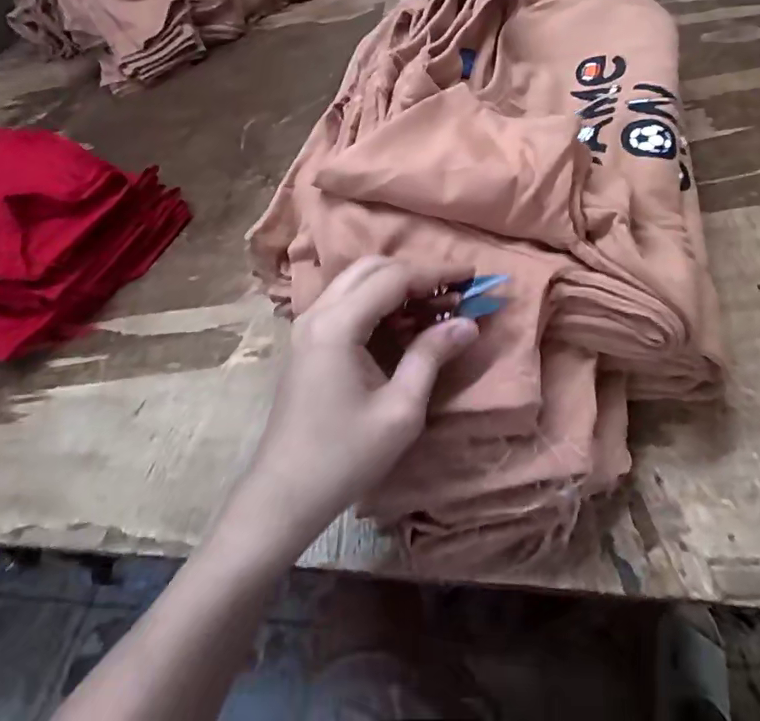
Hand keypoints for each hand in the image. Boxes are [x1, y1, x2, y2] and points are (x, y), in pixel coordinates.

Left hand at [220, 257, 478, 558]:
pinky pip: (346, 303)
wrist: (287, 490)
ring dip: (397, 286)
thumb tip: (467, 323)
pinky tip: (406, 324)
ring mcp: (308, 325)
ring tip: (438, 306)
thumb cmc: (346, 456)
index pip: (392, 278)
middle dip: (416, 274)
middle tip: (455, 292)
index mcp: (337, 325)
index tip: (473, 277)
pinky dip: (378, 303)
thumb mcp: (400, 410)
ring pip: (357, 282)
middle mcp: (317, 313)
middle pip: (371, 268)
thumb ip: (431, 356)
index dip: (435, 274)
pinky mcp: (308, 341)